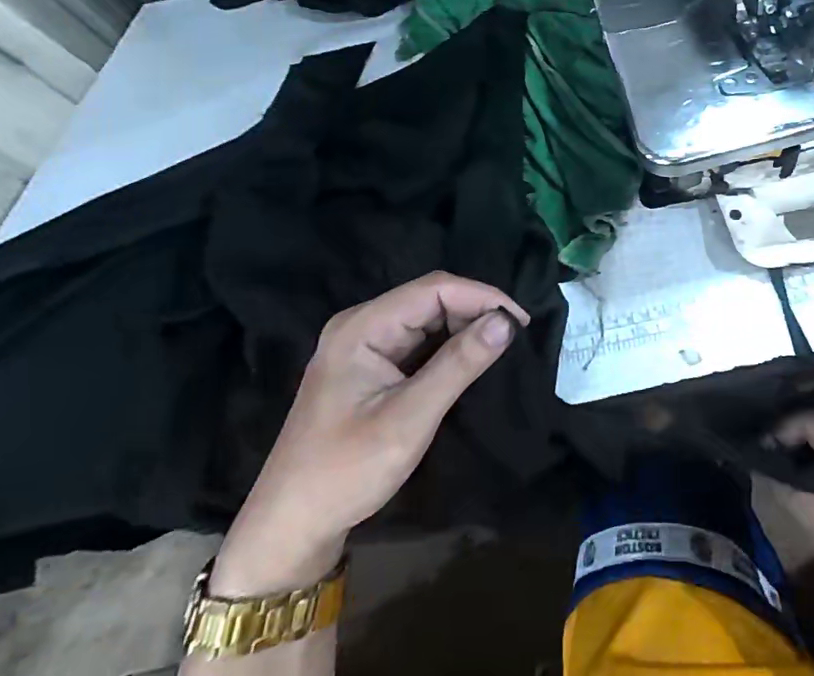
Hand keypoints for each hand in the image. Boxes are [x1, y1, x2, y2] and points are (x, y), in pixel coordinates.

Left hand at [209, 272, 529, 595]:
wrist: (292, 524)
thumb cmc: (346, 471)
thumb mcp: (409, 418)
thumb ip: (458, 365)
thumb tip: (506, 321)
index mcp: (361, 327)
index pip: (433, 289)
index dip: (482, 296)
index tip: (522, 322)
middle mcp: (360, 324)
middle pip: (429, 299)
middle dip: (475, 311)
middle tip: (517, 339)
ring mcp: (363, 345)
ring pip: (426, 320)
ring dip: (464, 329)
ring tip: (504, 348)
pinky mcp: (370, 367)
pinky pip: (417, 342)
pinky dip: (447, 348)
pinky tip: (472, 360)